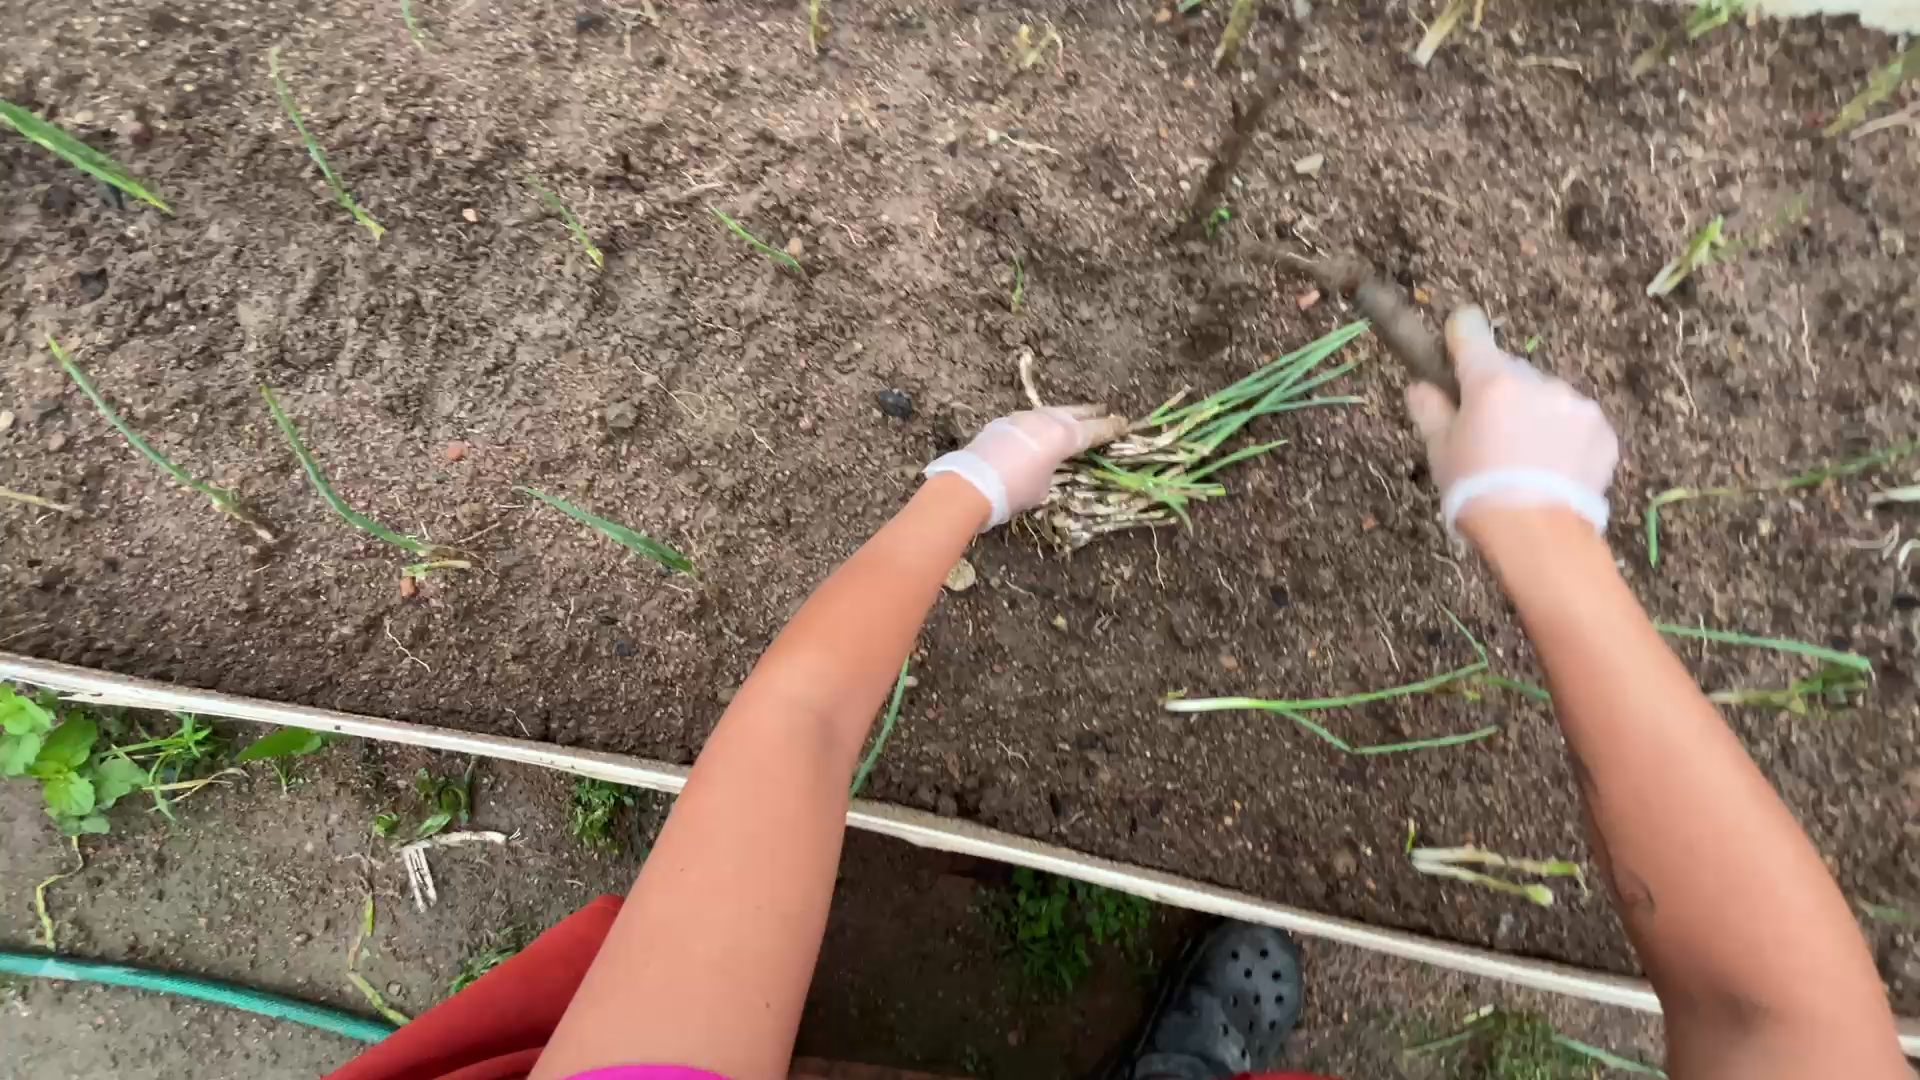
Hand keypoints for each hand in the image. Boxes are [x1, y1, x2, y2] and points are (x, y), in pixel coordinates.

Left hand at [923, 405, 1127, 527]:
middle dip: (1089, 413)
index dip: (1109, 428)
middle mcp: (1044, 421)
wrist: (970, 485)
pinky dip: (1040, 422)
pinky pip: (1029, 419)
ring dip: (1063, 415)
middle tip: (1102, 411)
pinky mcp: (1002, 423)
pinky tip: (1040, 428)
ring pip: (1049, 413)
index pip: (1093, 430)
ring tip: (1073, 416)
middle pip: (1072, 414)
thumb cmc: (1013, 492)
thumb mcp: (1042, 489)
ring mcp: (1021, 419)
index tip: (1123, 424)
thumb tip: (1045, 466)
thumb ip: (1050, 472)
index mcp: (1061, 437)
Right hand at [1405, 306, 1618, 533]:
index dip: (1461, 330)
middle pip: (1509, 372)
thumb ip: (1430, 409)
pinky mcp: (1601, 429)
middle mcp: (1539, 384)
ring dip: (1528, 411)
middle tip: (1479, 425)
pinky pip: (1571, 420)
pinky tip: (1542, 463)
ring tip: (1515, 453)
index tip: (1458, 325)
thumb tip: (1420, 386)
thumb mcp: (1438, 449)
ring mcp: (1576, 405)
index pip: (1473, 337)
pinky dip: (1555, 433)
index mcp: (1492, 384)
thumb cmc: (1473, 487)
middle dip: (1494, 388)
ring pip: (1543, 396)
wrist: (1533, 530)